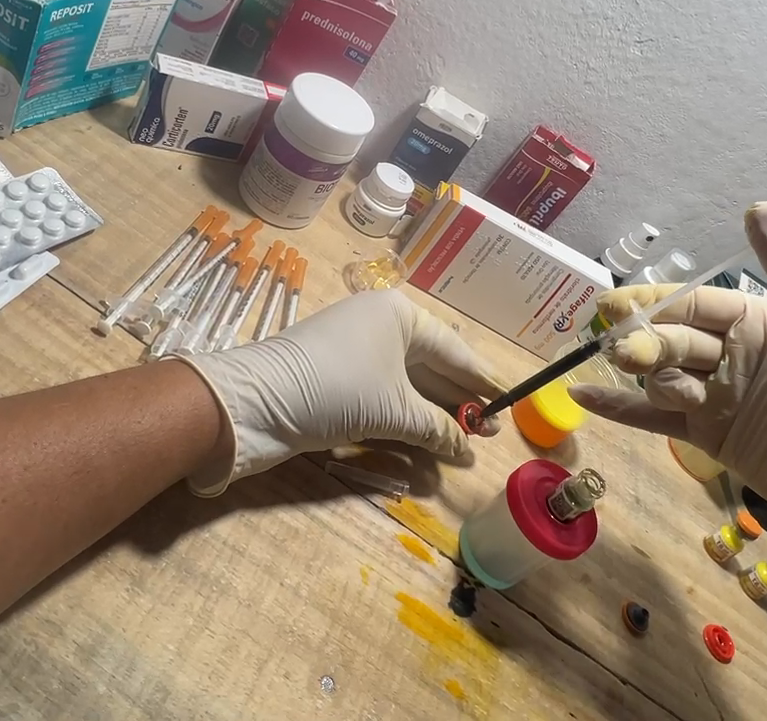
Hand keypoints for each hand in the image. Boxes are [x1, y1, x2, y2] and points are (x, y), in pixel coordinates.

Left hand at [175, 290, 507, 495]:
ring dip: (433, 414)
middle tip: (488, 433)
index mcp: (399, 315)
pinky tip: (426, 443)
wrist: (256, 402)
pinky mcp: (339, 378)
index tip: (510, 403)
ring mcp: (357, 351)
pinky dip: (405, 419)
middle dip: (459, 399)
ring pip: (408, 383)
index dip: (482, 380)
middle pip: (432, 365)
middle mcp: (380, 326)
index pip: (454, 349)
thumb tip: (468, 453)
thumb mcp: (394, 410)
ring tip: (464, 444)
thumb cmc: (336, 388)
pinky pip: (384, 395)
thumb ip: (437, 429)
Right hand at [566, 202, 766, 579]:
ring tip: (650, 385)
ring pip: (660, 376)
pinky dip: (617, 407)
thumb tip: (758, 207)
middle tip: (625, 350)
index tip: (617, 305)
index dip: (655, 303)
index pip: (693, 304)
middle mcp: (729, 353)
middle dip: (645, 342)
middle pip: (671, 338)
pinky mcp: (705, 435)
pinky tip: (581, 394)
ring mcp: (713, 396)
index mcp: (756, 322)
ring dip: (645, 377)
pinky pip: (652, 417)